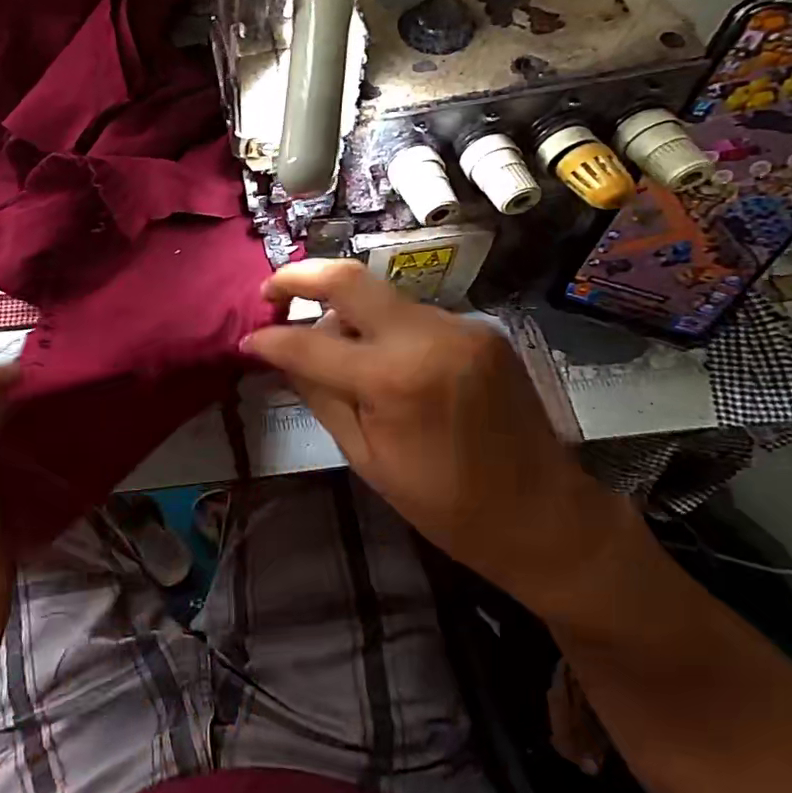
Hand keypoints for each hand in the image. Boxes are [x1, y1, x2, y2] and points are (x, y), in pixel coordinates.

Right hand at [242, 260, 639, 604]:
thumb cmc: (444, 504)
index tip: (247, 342)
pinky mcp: (480, 329)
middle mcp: (429, 335)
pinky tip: (379, 359)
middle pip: (349, 278)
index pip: (311, 341)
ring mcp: (461, 326)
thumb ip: (320, 395)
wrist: (544, 515)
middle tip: (269, 294)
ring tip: (327, 344)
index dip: (270, 340)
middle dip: (299, 277)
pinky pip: (414, 317)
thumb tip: (281, 354)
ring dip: (345, 312)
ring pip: (382, 298)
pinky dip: (383, 329)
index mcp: (394, 378)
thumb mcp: (366, 458)